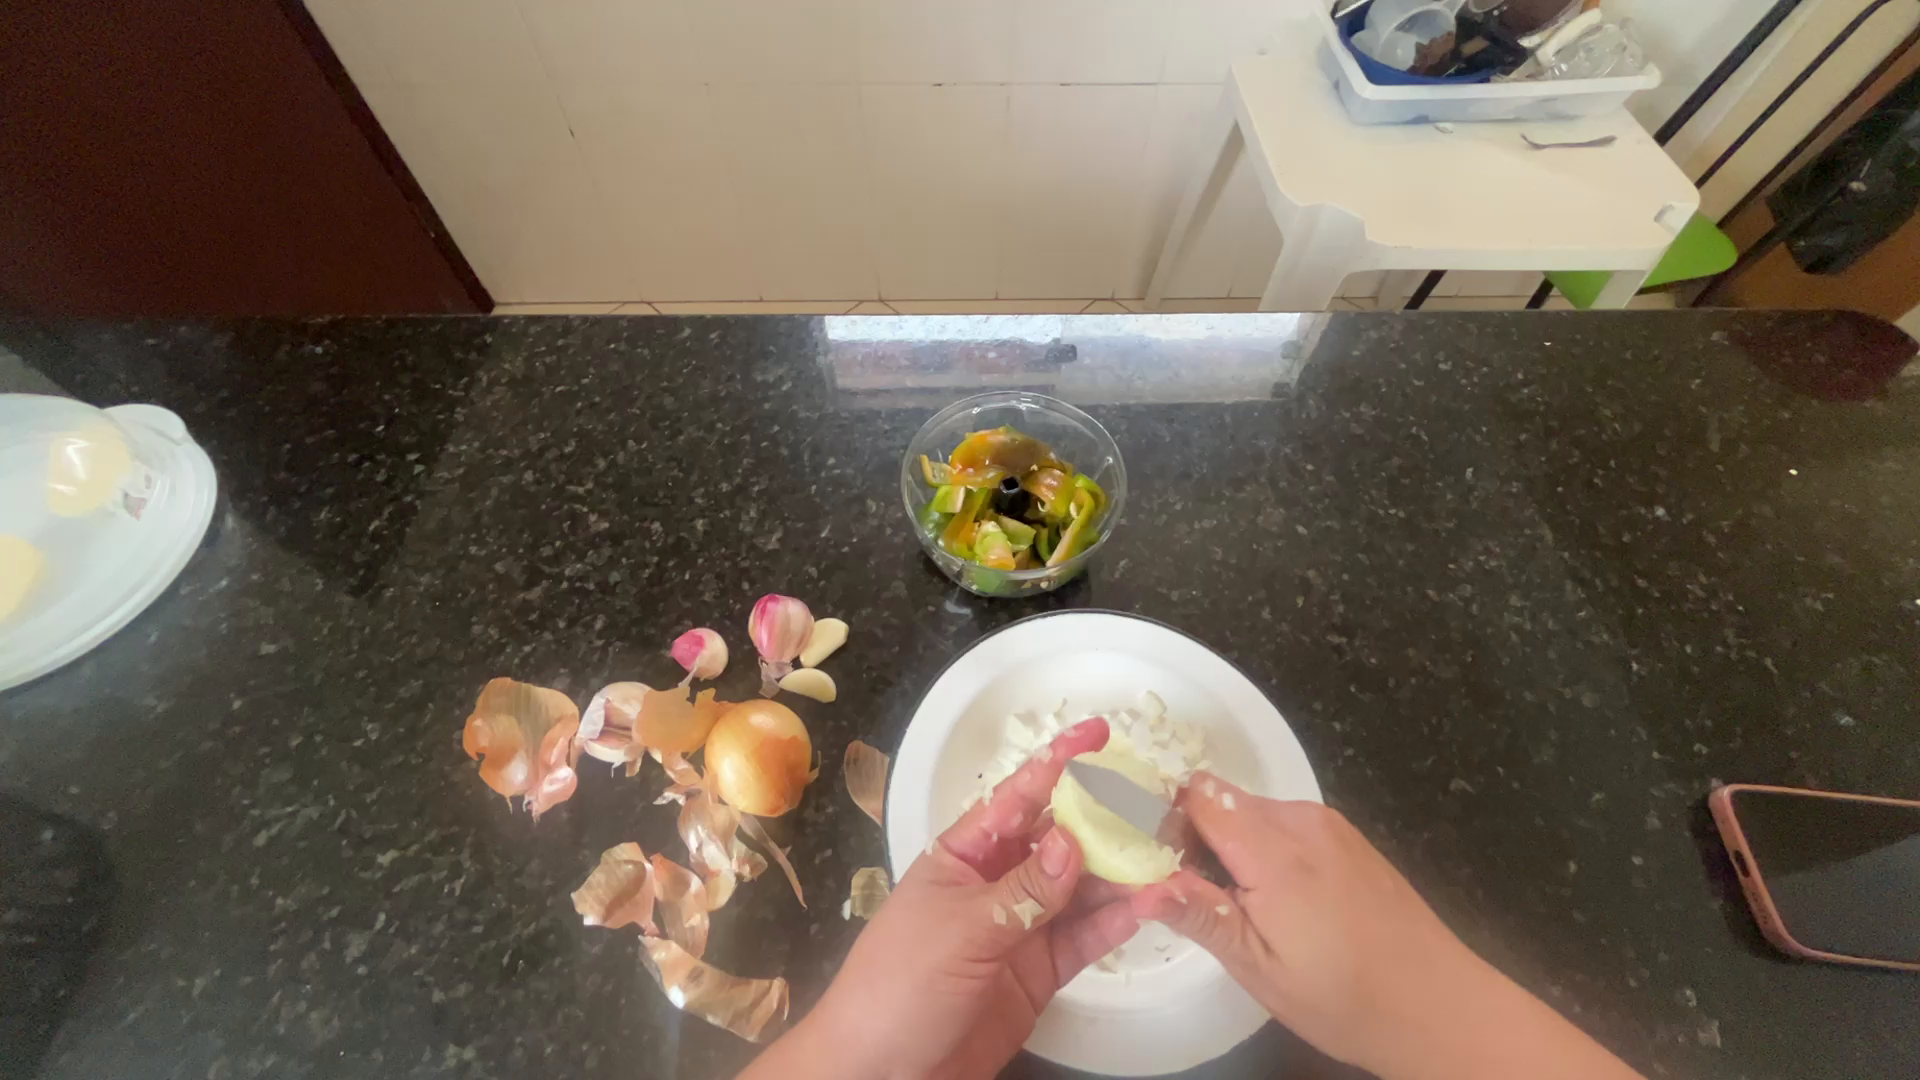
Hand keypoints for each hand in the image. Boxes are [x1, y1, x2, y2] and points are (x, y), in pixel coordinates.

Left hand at [744, 718, 1138, 1079]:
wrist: (881, 1076)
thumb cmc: (900, 984)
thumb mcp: (960, 928)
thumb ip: (1022, 889)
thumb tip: (1072, 839)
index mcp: (965, 852)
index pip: (1017, 795)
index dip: (1058, 762)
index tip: (1098, 735)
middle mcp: (997, 879)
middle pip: (1057, 838)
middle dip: (1101, 819)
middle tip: (1151, 805)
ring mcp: (1021, 926)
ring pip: (1078, 888)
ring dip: (1118, 874)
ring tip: (1164, 860)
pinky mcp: (1039, 971)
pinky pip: (1083, 937)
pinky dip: (1114, 923)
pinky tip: (1148, 906)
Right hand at [1133, 774, 1643, 1079]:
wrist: (1443, 1008)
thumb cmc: (1345, 997)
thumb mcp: (1260, 968)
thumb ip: (1200, 915)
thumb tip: (1140, 887)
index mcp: (1274, 851)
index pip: (1197, 795)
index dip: (1172, 823)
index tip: (1174, 869)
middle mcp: (1300, 820)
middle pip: (1220, 798)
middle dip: (1199, 837)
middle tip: (1212, 898)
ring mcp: (1326, 822)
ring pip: (1249, 808)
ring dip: (1232, 842)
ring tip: (1253, 906)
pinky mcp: (1343, 832)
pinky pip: (1281, 820)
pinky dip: (1264, 845)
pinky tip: (1288, 899)